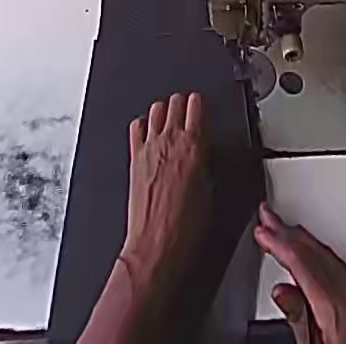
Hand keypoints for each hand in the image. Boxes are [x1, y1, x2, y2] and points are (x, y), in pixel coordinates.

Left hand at [120, 92, 208, 284]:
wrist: (157, 245)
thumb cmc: (185, 226)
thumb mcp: (210, 190)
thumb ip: (207, 162)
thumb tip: (206, 153)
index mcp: (195, 145)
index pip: (197, 103)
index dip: (200, 104)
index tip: (201, 108)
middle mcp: (171, 140)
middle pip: (176, 101)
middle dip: (183, 104)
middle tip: (187, 114)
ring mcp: (150, 146)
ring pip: (156, 108)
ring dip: (164, 112)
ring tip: (169, 122)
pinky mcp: (135, 157)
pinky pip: (136, 126)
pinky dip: (143, 125)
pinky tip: (149, 134)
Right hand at [254, 203, 345, 343]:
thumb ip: (300, 323)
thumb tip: (283, 292)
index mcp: (341, 311)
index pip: (303, 262)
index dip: (279, 241)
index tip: (262, 229)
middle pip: (318, 254)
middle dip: (289, 232)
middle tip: (268, 217)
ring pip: (332, 259)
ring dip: (306, 243)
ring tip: (284, 230)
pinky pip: (345, 271)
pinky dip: (324, 258)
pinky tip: (313, 255)